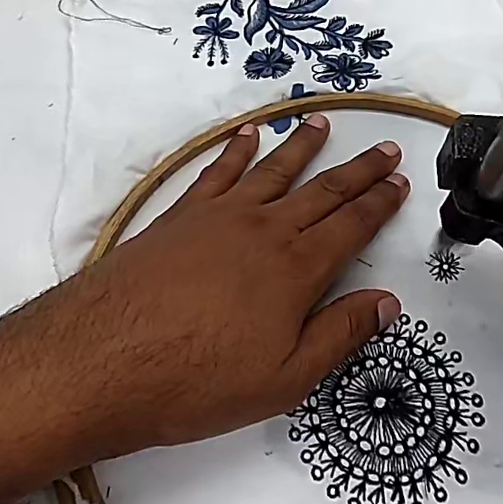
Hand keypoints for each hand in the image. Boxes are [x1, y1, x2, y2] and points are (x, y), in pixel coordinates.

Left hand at [0, 114, 408, 464]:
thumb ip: (338, 335)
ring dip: (301, 146)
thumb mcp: (284, 379)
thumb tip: (386, 301)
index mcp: (295, 270)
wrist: (104, 358)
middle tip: (383, 150)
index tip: (398, 183)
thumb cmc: (198, 380)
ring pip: (273, 170)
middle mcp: (263, 230)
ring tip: (322, 124)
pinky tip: (246, 135)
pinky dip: (235, 149)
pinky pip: (217, 171)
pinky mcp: (180, 214)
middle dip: (358, 170)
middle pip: (322, 191)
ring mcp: (219, 216)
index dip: (379, 204)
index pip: (351, 226)